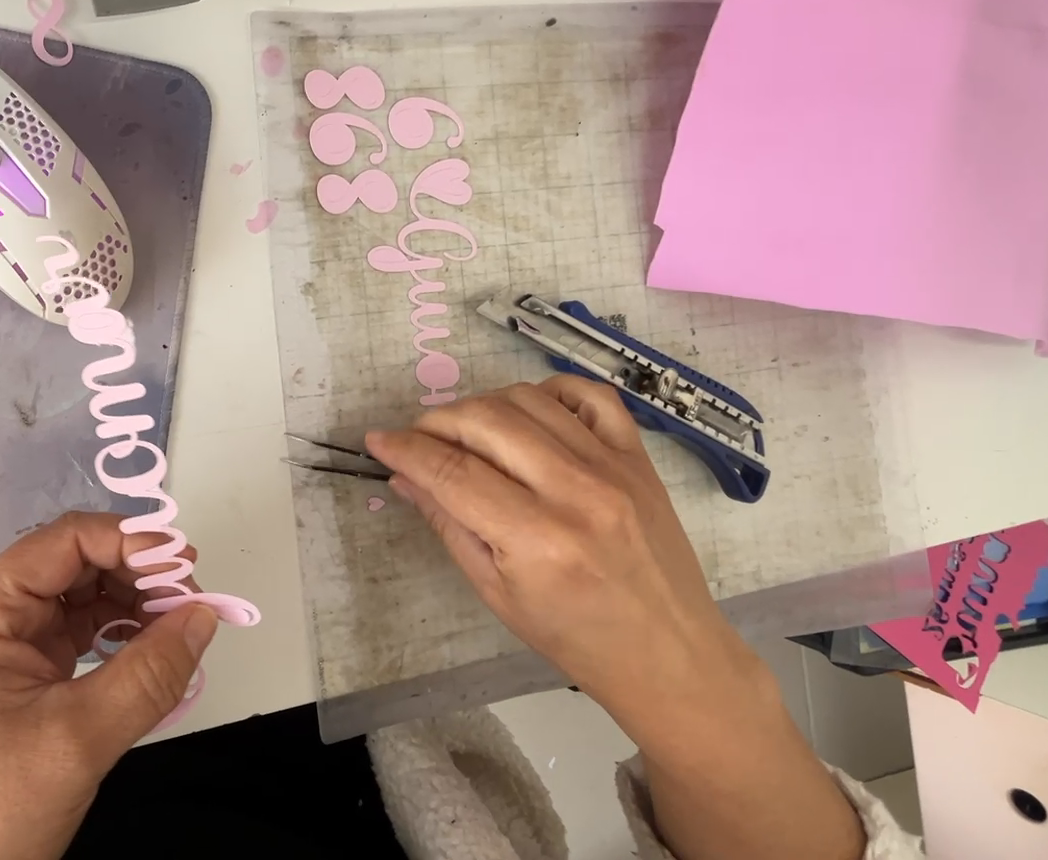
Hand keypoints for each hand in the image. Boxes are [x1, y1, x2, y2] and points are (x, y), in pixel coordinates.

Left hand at [0, 511, 219, 859]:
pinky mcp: (20, 665)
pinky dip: (117, 630)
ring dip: (131, 601)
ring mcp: (2, 638)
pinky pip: (76, 627)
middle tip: (190, 599)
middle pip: (73, 562)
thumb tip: (203, 617)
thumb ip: (149, 674)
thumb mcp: (79, 739)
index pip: (63, 542)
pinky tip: (150, 644)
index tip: (183, 564)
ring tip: (178, 623)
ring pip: (78, 592)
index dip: (129, 541)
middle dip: (135, 573)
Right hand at [367, 377, 863, 859]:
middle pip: (483, 422)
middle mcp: (576, 492)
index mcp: (536, 539)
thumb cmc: (572, 635)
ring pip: (525, 400)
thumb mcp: (493, 590)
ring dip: (479, 406)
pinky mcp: (638, 457)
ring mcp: (614, 467)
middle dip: (434, 423)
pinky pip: (588, 394)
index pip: (450, 470)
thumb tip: (402, 474)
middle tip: (417, 441)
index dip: (404, 449)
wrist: (671, 655)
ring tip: (464, 433)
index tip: (376, 441)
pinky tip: (524, 414)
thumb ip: (445, 522)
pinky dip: (546, 391)